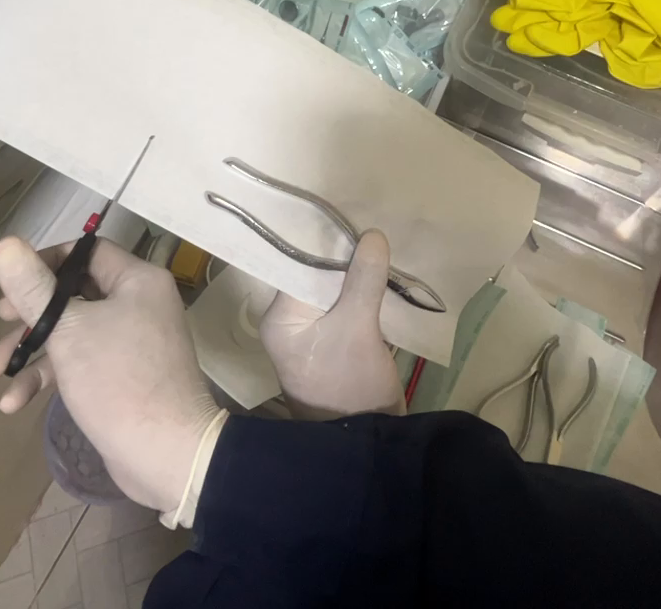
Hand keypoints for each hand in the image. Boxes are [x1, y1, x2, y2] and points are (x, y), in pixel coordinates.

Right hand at [0, 236, 219, 512]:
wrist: (165, 453)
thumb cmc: (118, 380)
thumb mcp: (69, 330)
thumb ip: (34, 288)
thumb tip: (5, 243)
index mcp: (137, 280)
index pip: (88, 252)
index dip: (47, 262)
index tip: (12, 282)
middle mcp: (139, 302)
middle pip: (75, 292)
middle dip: (30, 312)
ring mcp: (133, 340)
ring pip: (73, 331)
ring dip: (31, 350)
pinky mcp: (123, 375)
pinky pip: (82, 362)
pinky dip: (50, 377)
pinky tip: (13, 403)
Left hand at [260, 230, 406, 419]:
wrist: (370, 445)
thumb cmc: (352, 386)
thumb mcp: (359, 329)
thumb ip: (363, 281)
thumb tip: (372, 235)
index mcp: (281, 318)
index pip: (296, 264)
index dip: (322, 240)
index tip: (347, 215)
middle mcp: (288, 322)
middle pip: (313, 273)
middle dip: (341, 254)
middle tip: (367, 223)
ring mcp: (311, 333)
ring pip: (331, 288)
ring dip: (354, 272)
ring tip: (377, 242)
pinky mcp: (334, 342)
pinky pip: (344, 304)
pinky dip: (361, 290)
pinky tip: (380, 273)